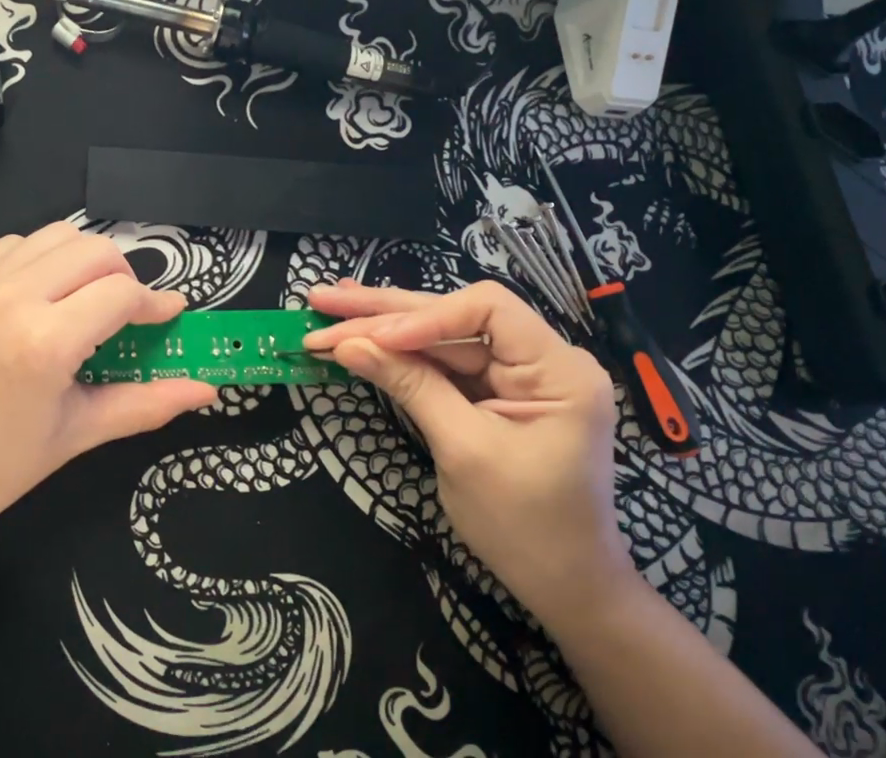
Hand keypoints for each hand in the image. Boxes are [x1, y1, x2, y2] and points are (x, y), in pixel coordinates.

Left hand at [0, 222, 218, 549]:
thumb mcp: (74, 435)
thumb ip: (145, 403)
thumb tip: (206, 390)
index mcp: (44, 341)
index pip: (122, 293)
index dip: (155, 304)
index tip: (169, 319)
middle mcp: (9, 295)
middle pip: (94, 249)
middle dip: (123, 276)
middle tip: (126, 315)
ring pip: (52, 237)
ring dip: (81, 262)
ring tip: (82, 305)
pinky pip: (9, 246)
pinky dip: (37, 261)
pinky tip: (36, 301)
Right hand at [304, 280, 636, 625]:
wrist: (563, 585)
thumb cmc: (523, 525)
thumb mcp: (463, 451)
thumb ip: (411, 387)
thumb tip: (348, 345)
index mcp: (558, 369)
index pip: (487, 309)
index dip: (424, 316)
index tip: (370, 339)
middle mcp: (542, 360)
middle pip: (455, 316)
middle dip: (385, 312)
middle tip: (322, 300)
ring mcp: (517, 376)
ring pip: (441, 337)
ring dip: (383, 327)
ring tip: (328, 306)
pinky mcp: (494, 394)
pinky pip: (443, 364)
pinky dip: (399, 354)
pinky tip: (361, 335)